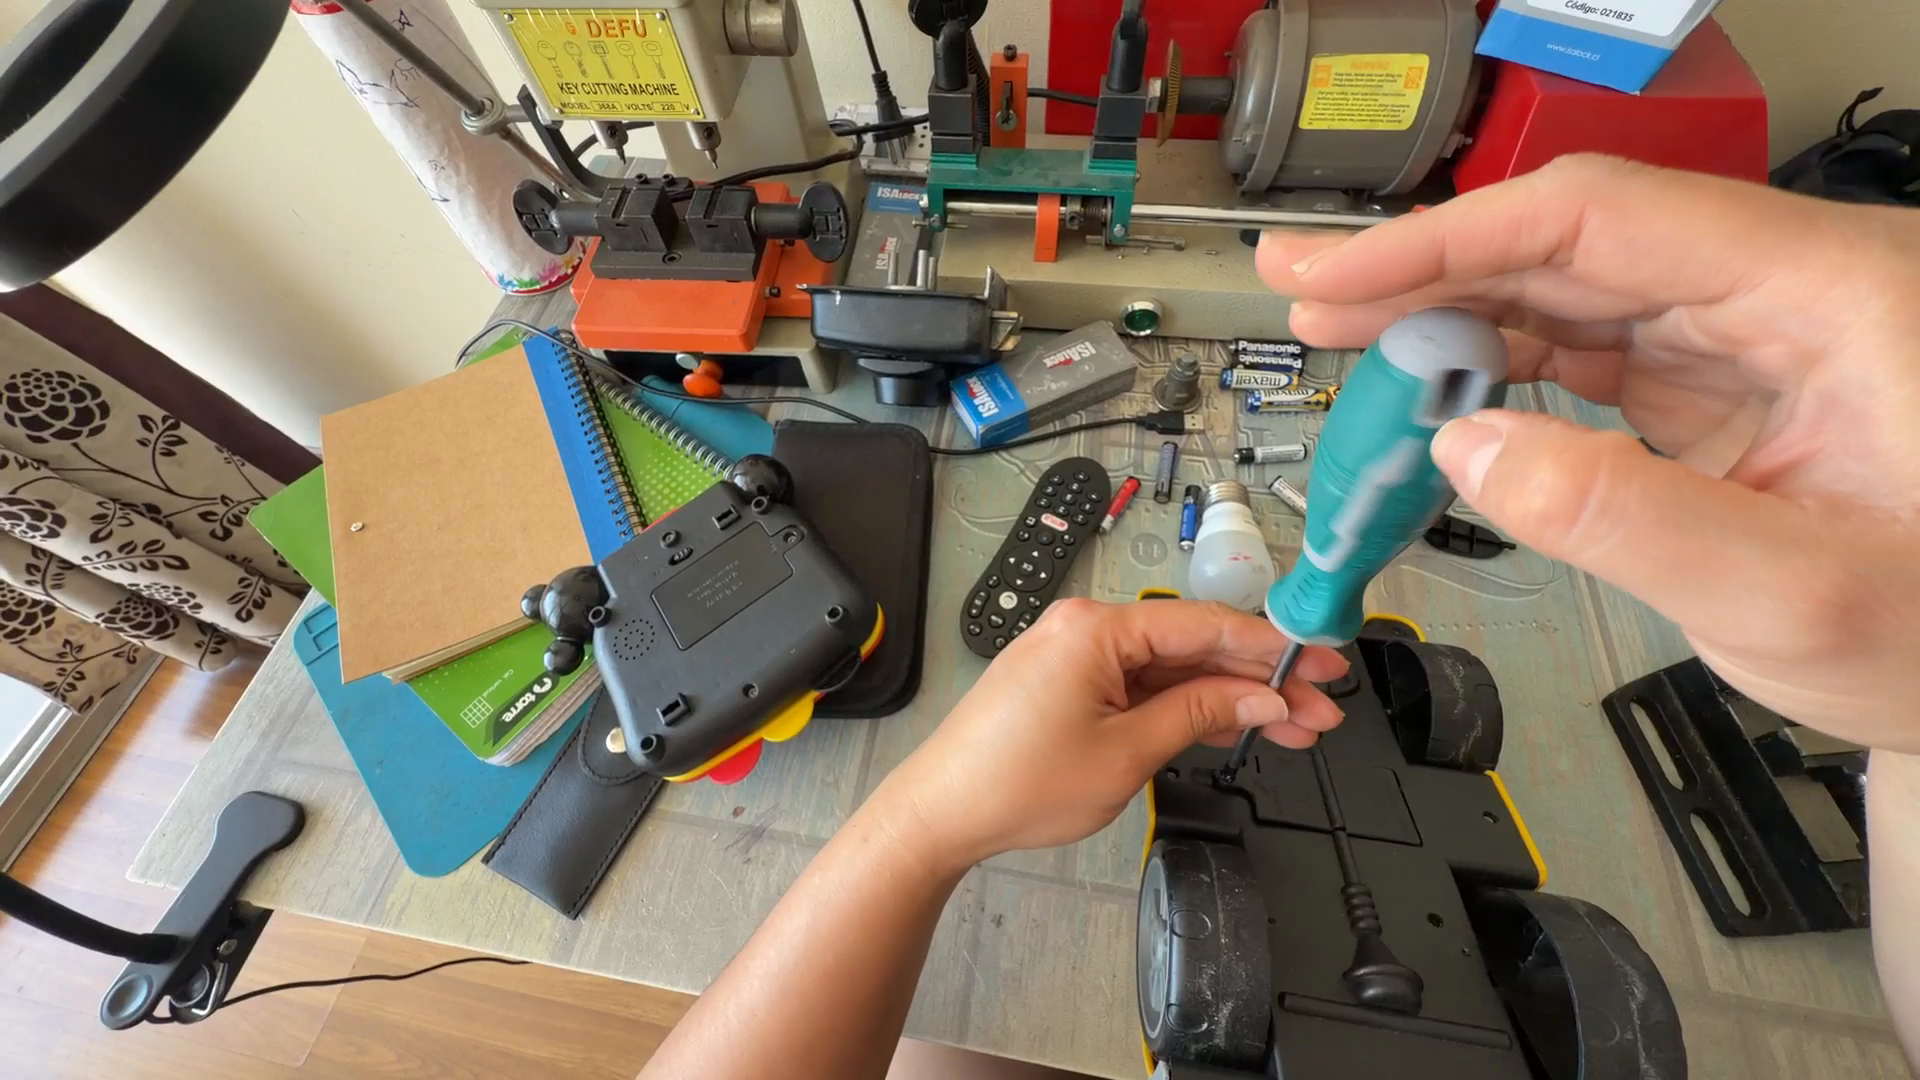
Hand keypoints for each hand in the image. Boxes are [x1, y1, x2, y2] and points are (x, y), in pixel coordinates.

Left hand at [869, 599, 1347, 872]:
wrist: (943, 810)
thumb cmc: (1021, 782)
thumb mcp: (1125, 751)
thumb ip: (1197, 713)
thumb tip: (1260, 695)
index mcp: (1096, 628)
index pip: (1201, 624)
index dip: (1268, 645)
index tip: (1321, 663)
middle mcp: (1085, 627)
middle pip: (1189, 645)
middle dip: (1256, 678)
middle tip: (1318, 707)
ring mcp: (1076, 654)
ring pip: (1168, 669)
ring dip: (1225, 696)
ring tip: (1290, 727)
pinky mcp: (1069, 680)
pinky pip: (1137, 685)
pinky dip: (1181, 706)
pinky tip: (1230, 725)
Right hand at [1257, 155, 1919, 750]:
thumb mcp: (1792, 595)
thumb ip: (1619, 516)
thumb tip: (1466, 446)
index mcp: (1831, 295)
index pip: (1590, 224)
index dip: (1441, 243)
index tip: (1332, 278)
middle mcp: (1772, 291)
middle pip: (1551, 246)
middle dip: (1409, 269)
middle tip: (1301, 290)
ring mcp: (1727, 334)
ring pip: (1543, 292)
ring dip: (1429, 313)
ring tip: (1335, 332)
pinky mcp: (1690, 378)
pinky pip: (1557, 348)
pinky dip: (1472, 364)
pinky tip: (1419, 384)